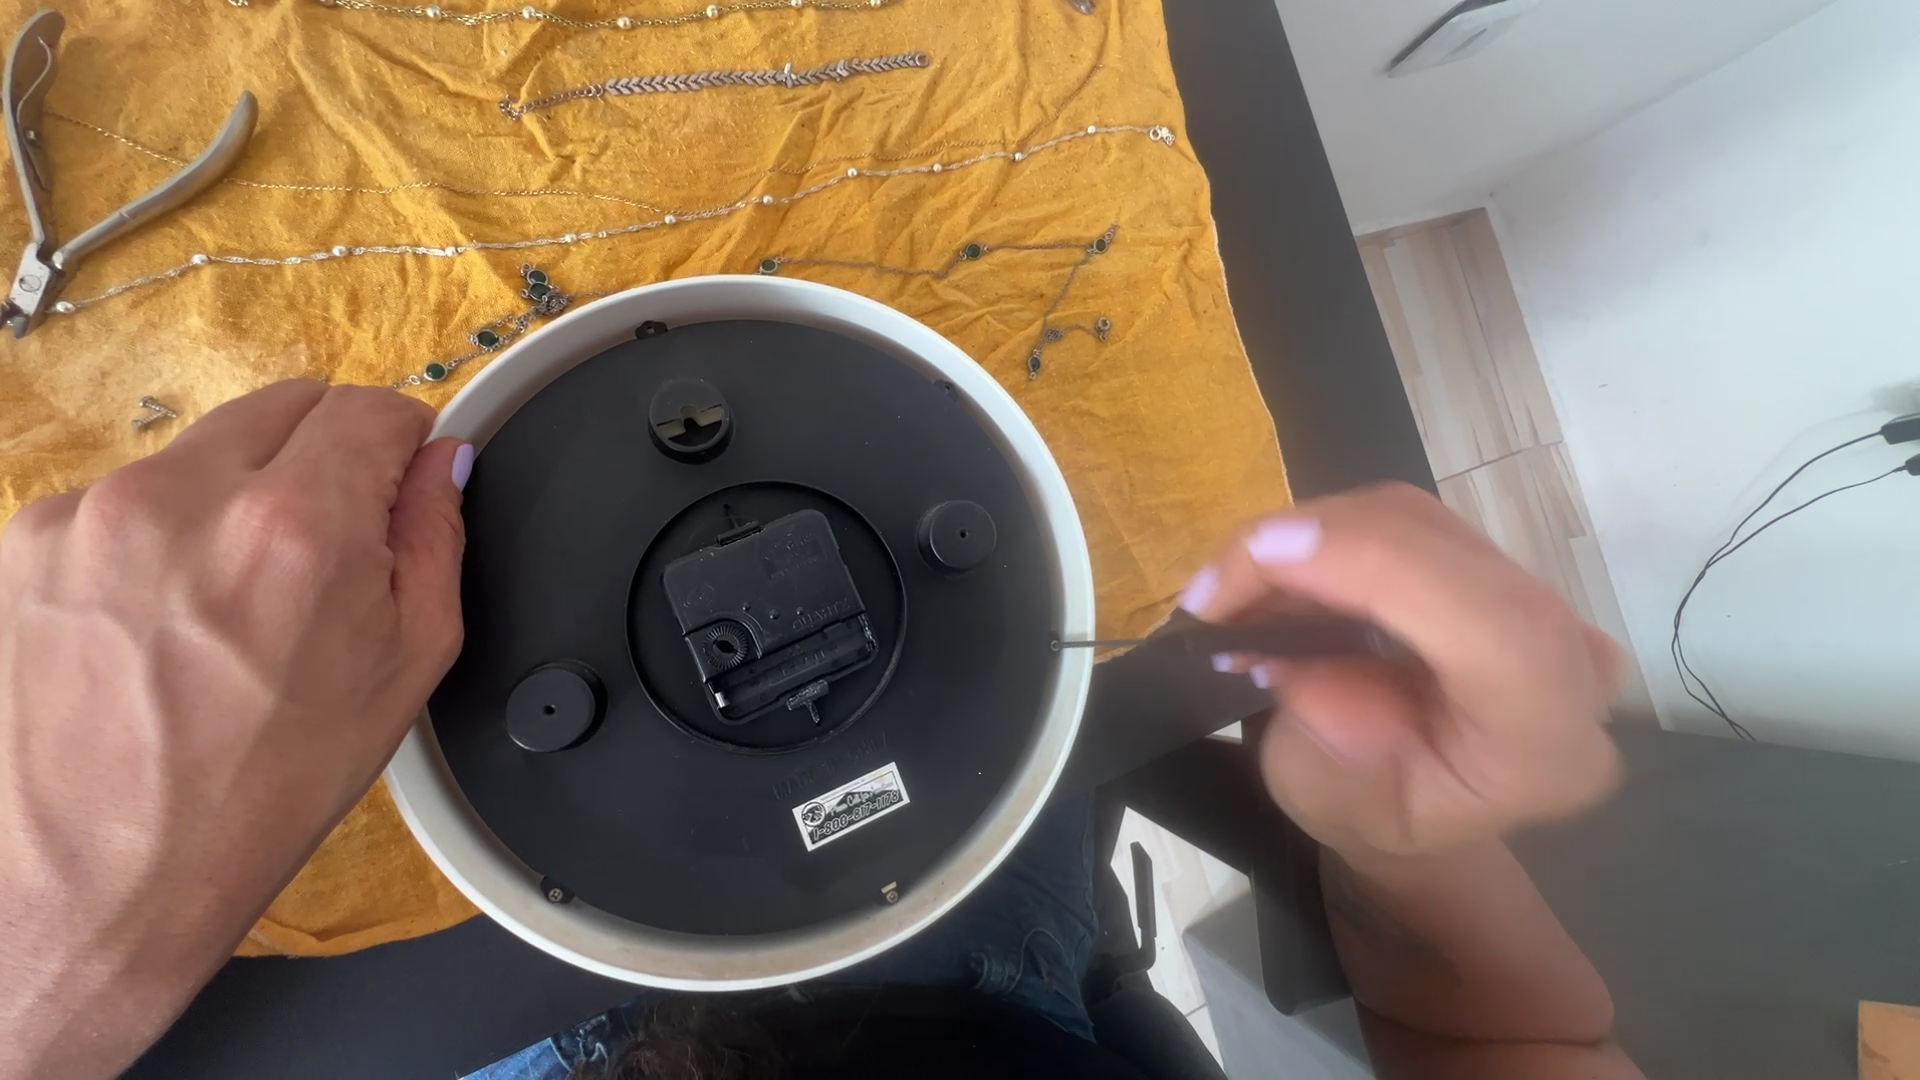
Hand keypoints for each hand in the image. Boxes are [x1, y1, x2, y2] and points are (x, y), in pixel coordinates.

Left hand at [0, 381, 468, 1078]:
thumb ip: (436, 536)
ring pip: (213, 444)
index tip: (413, 475)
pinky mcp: (21, 540)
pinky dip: (185, 517)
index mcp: (296, 526)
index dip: (411, 436)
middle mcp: (179, 496)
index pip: (372, 408)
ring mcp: (84, 513)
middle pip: (291, 402)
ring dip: (258, 482)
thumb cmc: (280, 771)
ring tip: (259, 581)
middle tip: (351, 525)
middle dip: (339, 444)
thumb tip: (445, 465)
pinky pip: (139, 489)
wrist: (99, 874)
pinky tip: (189, 599)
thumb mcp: (413, 653)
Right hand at [1180, 483, 1622, 862]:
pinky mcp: (1477, 564)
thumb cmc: (1365, 812)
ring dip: (1298, 539)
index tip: (1268, 552)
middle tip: (1210, 590)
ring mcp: (1523, 598)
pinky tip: (1265, 574)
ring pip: (1404, 520)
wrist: (1396, 789)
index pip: (1495, 627)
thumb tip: (1314, 675)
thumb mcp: (1333, 809)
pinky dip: (1311, 535)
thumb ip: (1331, 760)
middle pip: (1439, 551)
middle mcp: (1560, 656)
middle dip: (1307, 547)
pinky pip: (1389, 519)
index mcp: (1541, 744)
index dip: (1383, 568)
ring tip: (1228, 592)